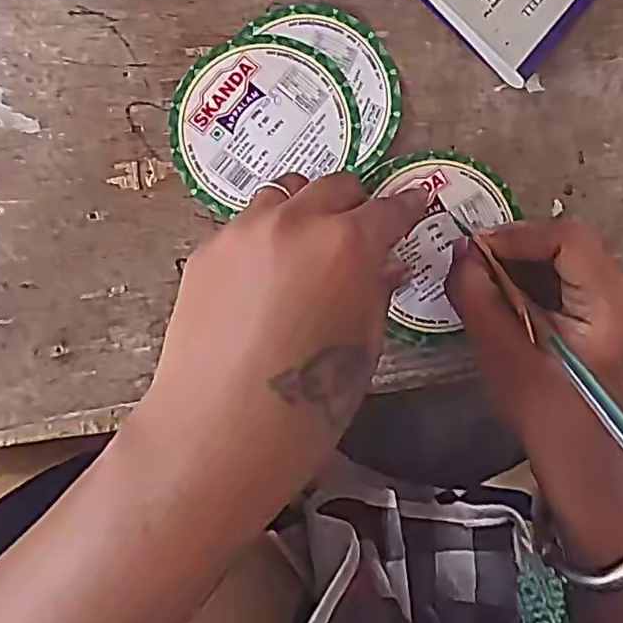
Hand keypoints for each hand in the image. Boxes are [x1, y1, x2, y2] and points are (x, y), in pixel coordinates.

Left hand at [138, 173, 430, 486]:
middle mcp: (295, 222)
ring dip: (306, 208)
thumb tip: (387, 265)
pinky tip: (264, 277)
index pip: (388, 209)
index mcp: (346, 245)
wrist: (214, 437)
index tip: (414, 204)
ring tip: (308, 244)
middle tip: (361, 230)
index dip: (407, 206)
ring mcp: (245, 232)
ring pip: (286, 193)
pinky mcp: (208, 251)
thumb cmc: (305, 408)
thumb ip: (377, 291)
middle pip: (335, 185)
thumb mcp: (363, 347)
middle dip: (356, 203)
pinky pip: (247, 224)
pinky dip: (267, 235)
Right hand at [446, 219, 622, 433]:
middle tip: (476, 256)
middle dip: (518, 245)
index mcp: (611, 306)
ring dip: (524, 258)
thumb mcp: (503, 356)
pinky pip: (570, 272)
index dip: (518, 235)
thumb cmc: (547, 417)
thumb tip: (461, 251)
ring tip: (485, 270)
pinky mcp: (609, 309)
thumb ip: (478, 297)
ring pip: (568, 253)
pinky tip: (507, 288)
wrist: (582, 463)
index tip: (477, 246)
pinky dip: (535, 273)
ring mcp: (622, 301)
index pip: (568, 239)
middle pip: (569, 241)